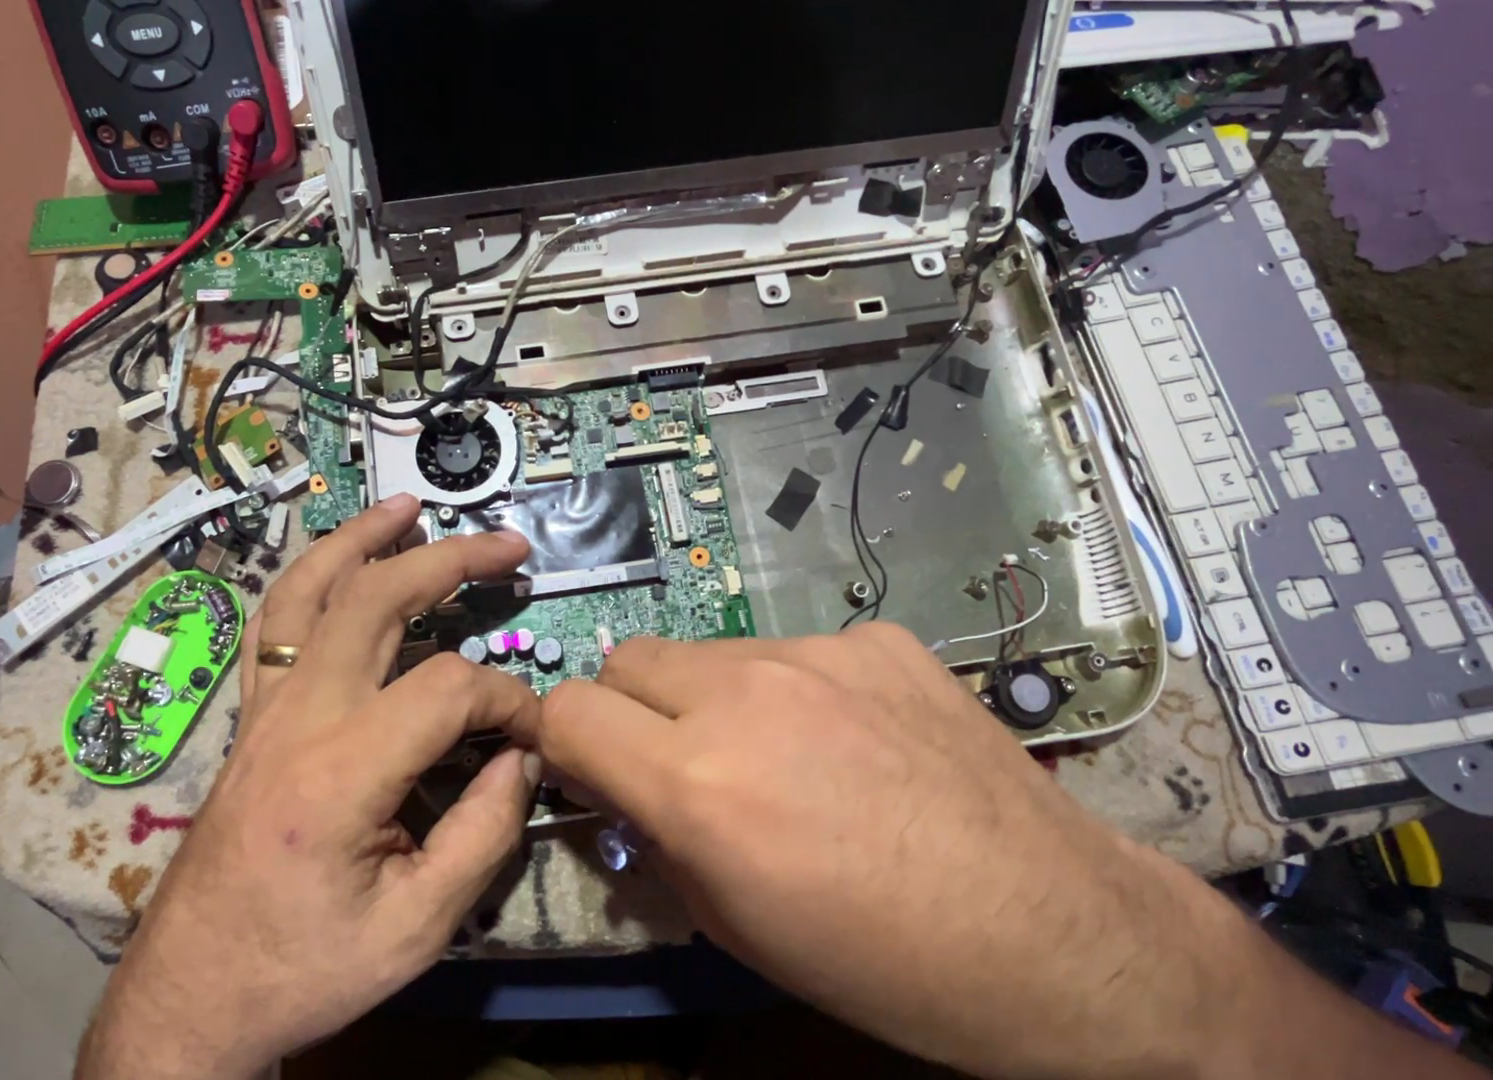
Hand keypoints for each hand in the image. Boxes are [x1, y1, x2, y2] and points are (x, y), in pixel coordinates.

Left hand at [78, 495, 539, 1079]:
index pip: (447, 690)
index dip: (508, 701)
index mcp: (341, 771)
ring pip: (309, 592)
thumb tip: (522, 758)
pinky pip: (273, 625)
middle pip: (376, 601)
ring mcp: (264, 709)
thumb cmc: (307, 967)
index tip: (537, 735)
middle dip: (451, 561)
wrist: (193, 995)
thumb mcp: (417, 927)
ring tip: (407, 507)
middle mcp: (298, 717)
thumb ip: (483, 834)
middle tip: (508, 545)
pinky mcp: (250, 717)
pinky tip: (337, 563)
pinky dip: (309, 578)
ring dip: (363, 540)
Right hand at [528, 626, 1474, 1079]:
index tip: (594, 770)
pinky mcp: (878, 638)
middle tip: (676, 760)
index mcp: (697, 779)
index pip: (567, 710)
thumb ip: (652, 839)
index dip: (565, 742)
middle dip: (632, 709)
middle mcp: (745, 694)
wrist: (1052, 935)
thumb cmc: (877, 959)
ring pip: (710, 652)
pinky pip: (798, 649)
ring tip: (779, 751)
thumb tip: (614, 789)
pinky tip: (856, 739)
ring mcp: (818, 653)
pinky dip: (799, 688)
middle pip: (627, 658)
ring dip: (713, 695)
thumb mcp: (730, 924)